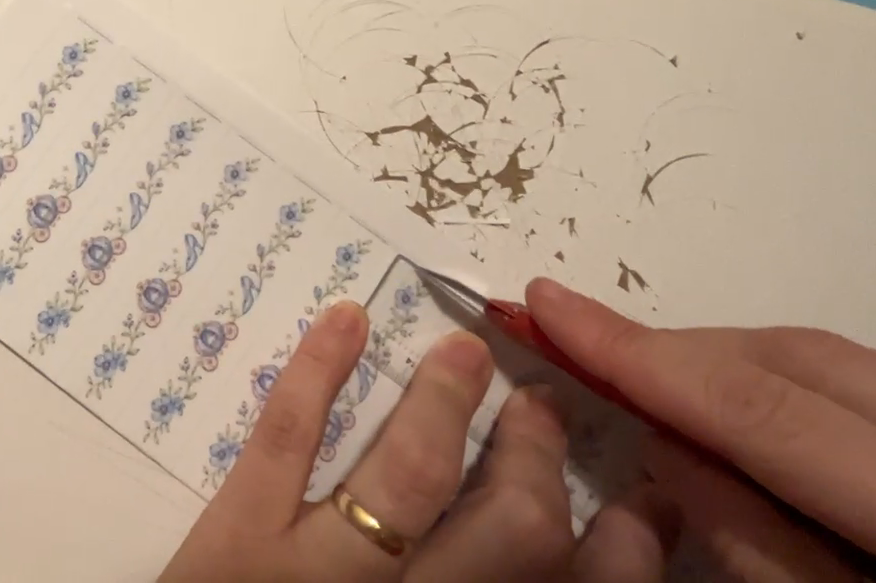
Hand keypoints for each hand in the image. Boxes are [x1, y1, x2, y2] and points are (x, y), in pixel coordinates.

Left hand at [160, 300, 676, 581]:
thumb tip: (550, 561)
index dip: (620, 550)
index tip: (634, 496)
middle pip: (508, 529)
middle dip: (531, 457)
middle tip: (533, 405)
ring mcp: (317, 567)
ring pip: (408, 474)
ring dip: (444, 401)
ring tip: (464, 351)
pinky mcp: (240, 530)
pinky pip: (288, 436)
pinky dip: (320, 369)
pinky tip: (347, 318)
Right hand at [527, 278, 875, 582]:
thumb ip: (762, 550)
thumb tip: (662, 441)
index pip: (765, 412)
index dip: (638, 356)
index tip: (542, 302)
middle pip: (793, 360)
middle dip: (673, 352)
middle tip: (582, 354)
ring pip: (828, 355)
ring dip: (721, 365)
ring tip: (658, 394)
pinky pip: (868, 377)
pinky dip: (782, 382)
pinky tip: (746, 418)